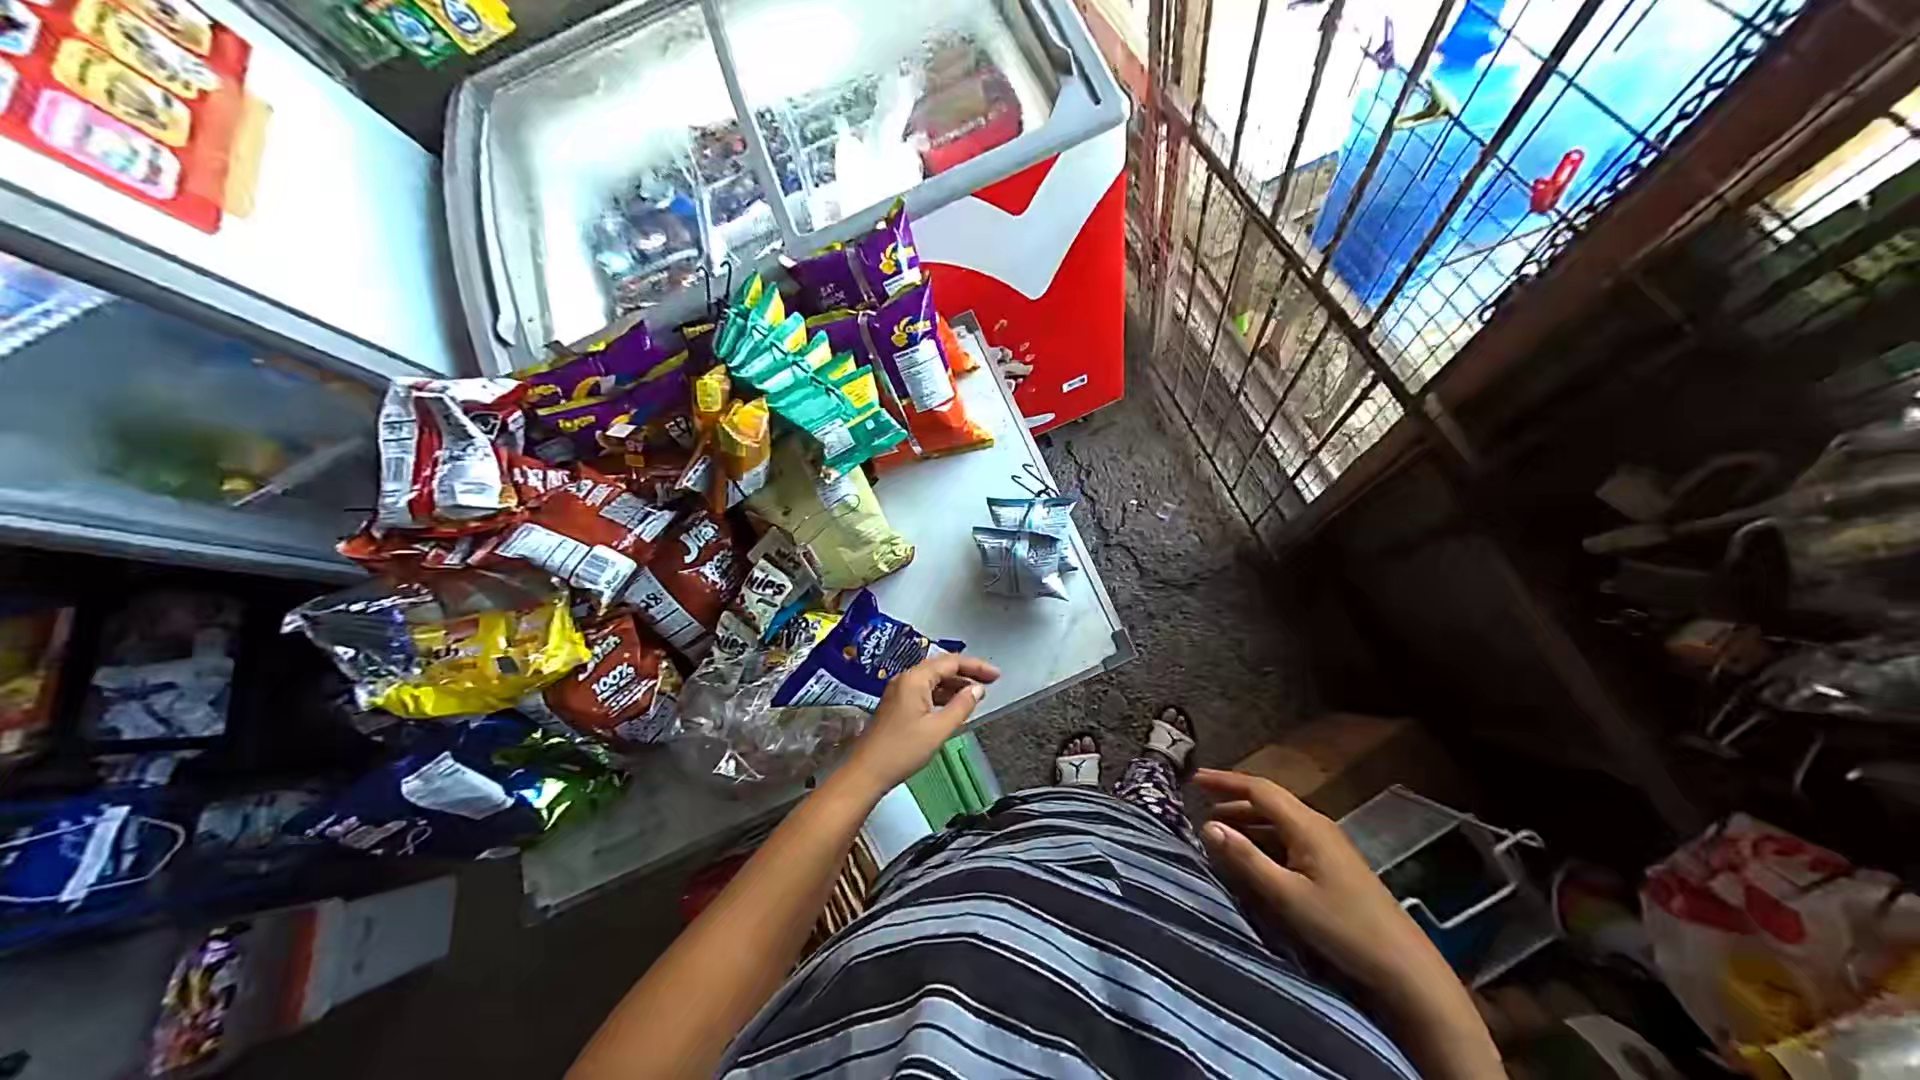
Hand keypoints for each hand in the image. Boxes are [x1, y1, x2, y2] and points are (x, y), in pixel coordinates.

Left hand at [841, 653, 999, 792]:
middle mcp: (905, 680)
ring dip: (955, 685)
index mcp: (915, 679)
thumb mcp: (938, 729)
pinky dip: (942, 695)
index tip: (996, 675)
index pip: (951, 662)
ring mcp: (899, 692)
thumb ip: (961, 706)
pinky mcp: (897, 705)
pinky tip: (954, 706)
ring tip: (976, 695)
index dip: (976, 666)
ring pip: (933, 680)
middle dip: (967, 673)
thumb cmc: (902, 751)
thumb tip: (978, 690)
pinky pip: (925, 691)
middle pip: (941, 667)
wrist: (866, 772)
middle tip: (991, 682)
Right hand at [1195, 769, 1458, 1008]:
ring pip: (1277, 820)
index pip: (1258, 789)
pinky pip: (1287, 837)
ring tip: (1216, 830)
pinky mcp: (1331, 863)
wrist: (1404, 966)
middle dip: (1231, 799)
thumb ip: (1245, 858)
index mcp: (1306, 825)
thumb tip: (1207, 825)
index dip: (1224, 781)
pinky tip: (1249, 854)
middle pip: (1268, 801)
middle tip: (1198, 805)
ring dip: (1245, 820)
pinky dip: (1261, 838)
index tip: (1194, 778)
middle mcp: (1316, 825)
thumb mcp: (1286, 895)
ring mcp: (1327, 844)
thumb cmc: (1341, 926)